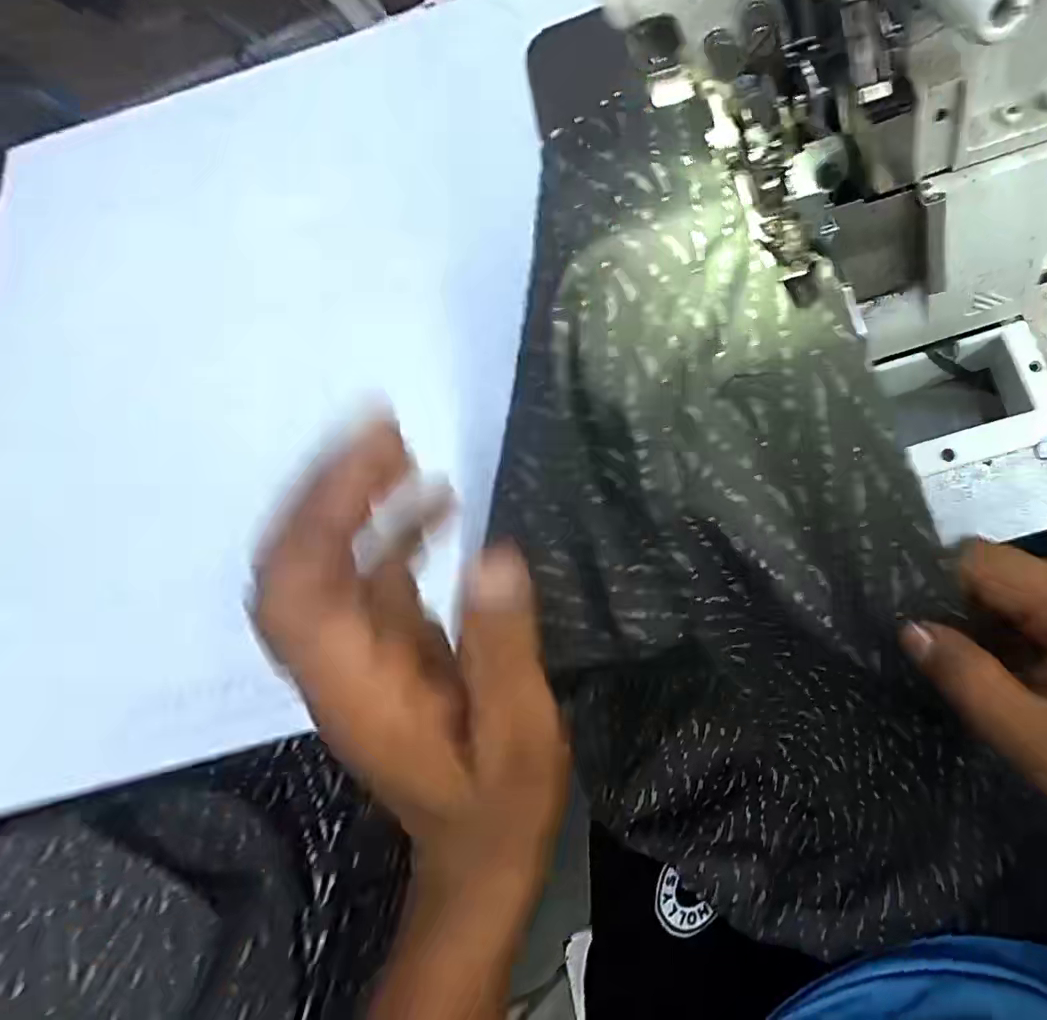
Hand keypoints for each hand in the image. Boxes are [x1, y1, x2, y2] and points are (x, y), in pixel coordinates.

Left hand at [250, 416, 569, 898]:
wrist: (481, 850)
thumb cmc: (502, 796)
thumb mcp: (518, 724)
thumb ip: (501, 644)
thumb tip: (494, 553)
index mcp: (358, 686)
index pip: (300, 589)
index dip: (323, 513)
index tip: (380, 452)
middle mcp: (340, 667)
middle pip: (295, 570)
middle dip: (328, 493)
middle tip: (389, 430)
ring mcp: (364, 661)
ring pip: (329, 572)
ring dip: (356, 508)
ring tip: (409, 454)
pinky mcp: (392, 658)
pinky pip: (372, 585)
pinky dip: (393, 538)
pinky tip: (438, 513)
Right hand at [902, 542, 1046, 845]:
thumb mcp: (1033, 738)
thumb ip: (969, 679)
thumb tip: (911, 628)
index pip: (975, 561)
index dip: (941, 594)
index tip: (925, 641)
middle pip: (989, 571)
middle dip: (965, 617)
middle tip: (962, 675)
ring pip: (1004, 585)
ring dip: (987, 628)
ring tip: (991, 679)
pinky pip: (1027, 597)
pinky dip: (1010, 630)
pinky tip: (1017, 673)